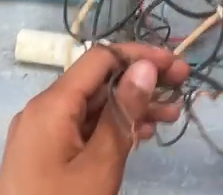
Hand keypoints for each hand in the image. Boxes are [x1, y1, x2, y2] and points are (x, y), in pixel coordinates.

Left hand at [0, 42, 188, 194]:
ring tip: (171, 116)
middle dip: (140, 82)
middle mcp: (43, 111)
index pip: (100, 58)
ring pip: (92, 108)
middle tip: (182, 87)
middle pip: (98, 82)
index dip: (139, 56)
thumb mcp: (99, 166)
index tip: (175, 64)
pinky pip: (82, 130)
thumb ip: (122, 113)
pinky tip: (141, 135)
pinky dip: (111, 128)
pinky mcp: (43, 159)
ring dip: (131, 107)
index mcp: (51, 104)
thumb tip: (144, 67)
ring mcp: (41, 136)